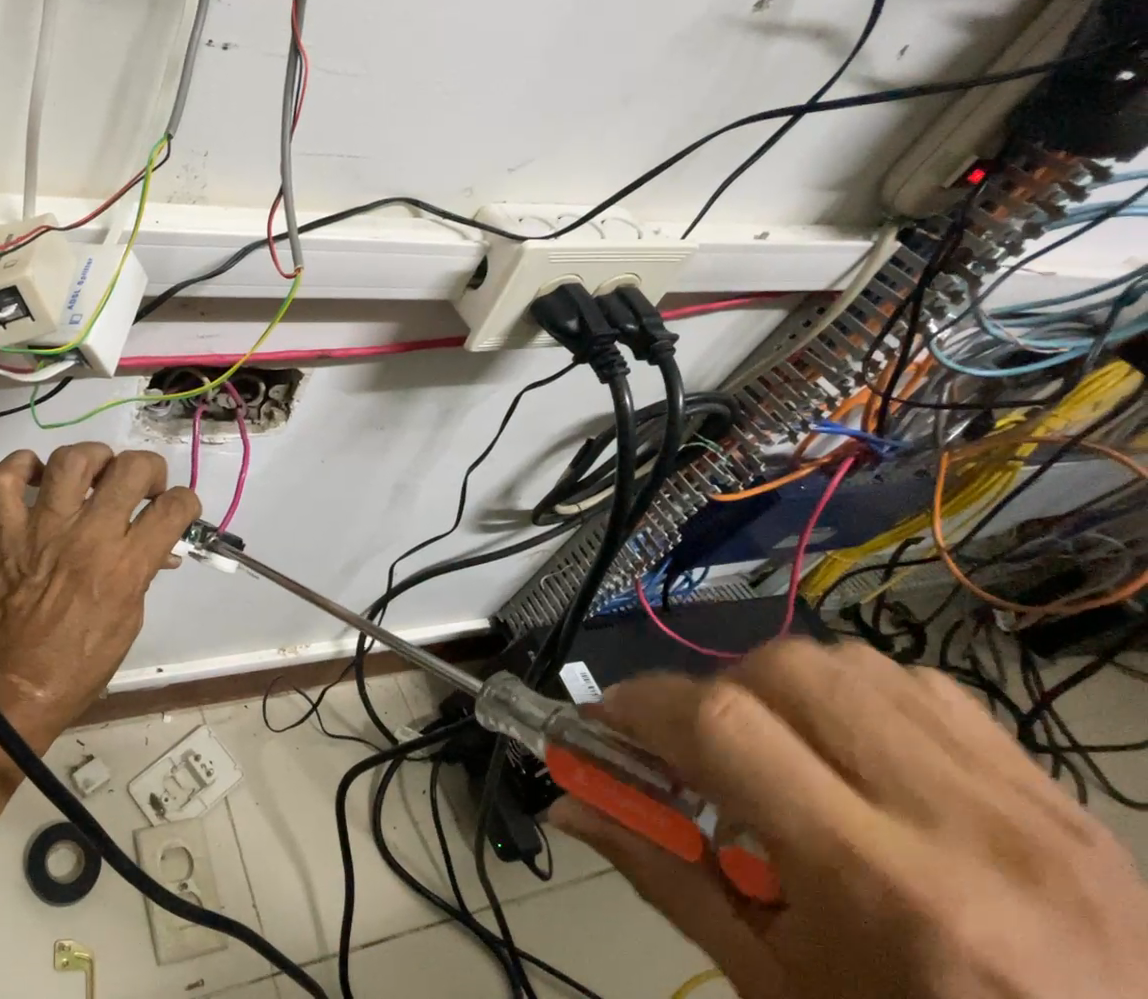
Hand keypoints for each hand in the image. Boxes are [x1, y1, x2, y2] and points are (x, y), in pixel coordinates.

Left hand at [0, 444, 199, 746]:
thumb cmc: (79, 666)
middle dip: (149, 469)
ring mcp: (42, 529)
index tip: (178, 509)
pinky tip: (37, 476)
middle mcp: (88, 537)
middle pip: (131, 469)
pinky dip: (20, 467)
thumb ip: (141, 576)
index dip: (185, 502)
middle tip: (142, 487)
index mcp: (125, 566)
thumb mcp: (129, 622)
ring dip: (94, 458)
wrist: (13, 689)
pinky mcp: (3, 532)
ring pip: (72, 460)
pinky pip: (4, 480)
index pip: (173, 508)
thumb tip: (156, 549)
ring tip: (97, 473)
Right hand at [550, 639, 1147, 998]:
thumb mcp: (768, 982)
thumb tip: (568, 804)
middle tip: (695, 750)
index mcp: (881, 889)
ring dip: (782, 690)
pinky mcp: (1062, 795)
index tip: (608, 721)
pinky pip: (927, 690)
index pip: (728, 729)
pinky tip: (850, 756)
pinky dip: (858, 700)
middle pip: (791, 672)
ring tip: (774, 753)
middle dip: (713, 693)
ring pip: (857, 665)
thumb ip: (662, 874)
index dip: (644, 705)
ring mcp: (1027, 802)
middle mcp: (961, 823)